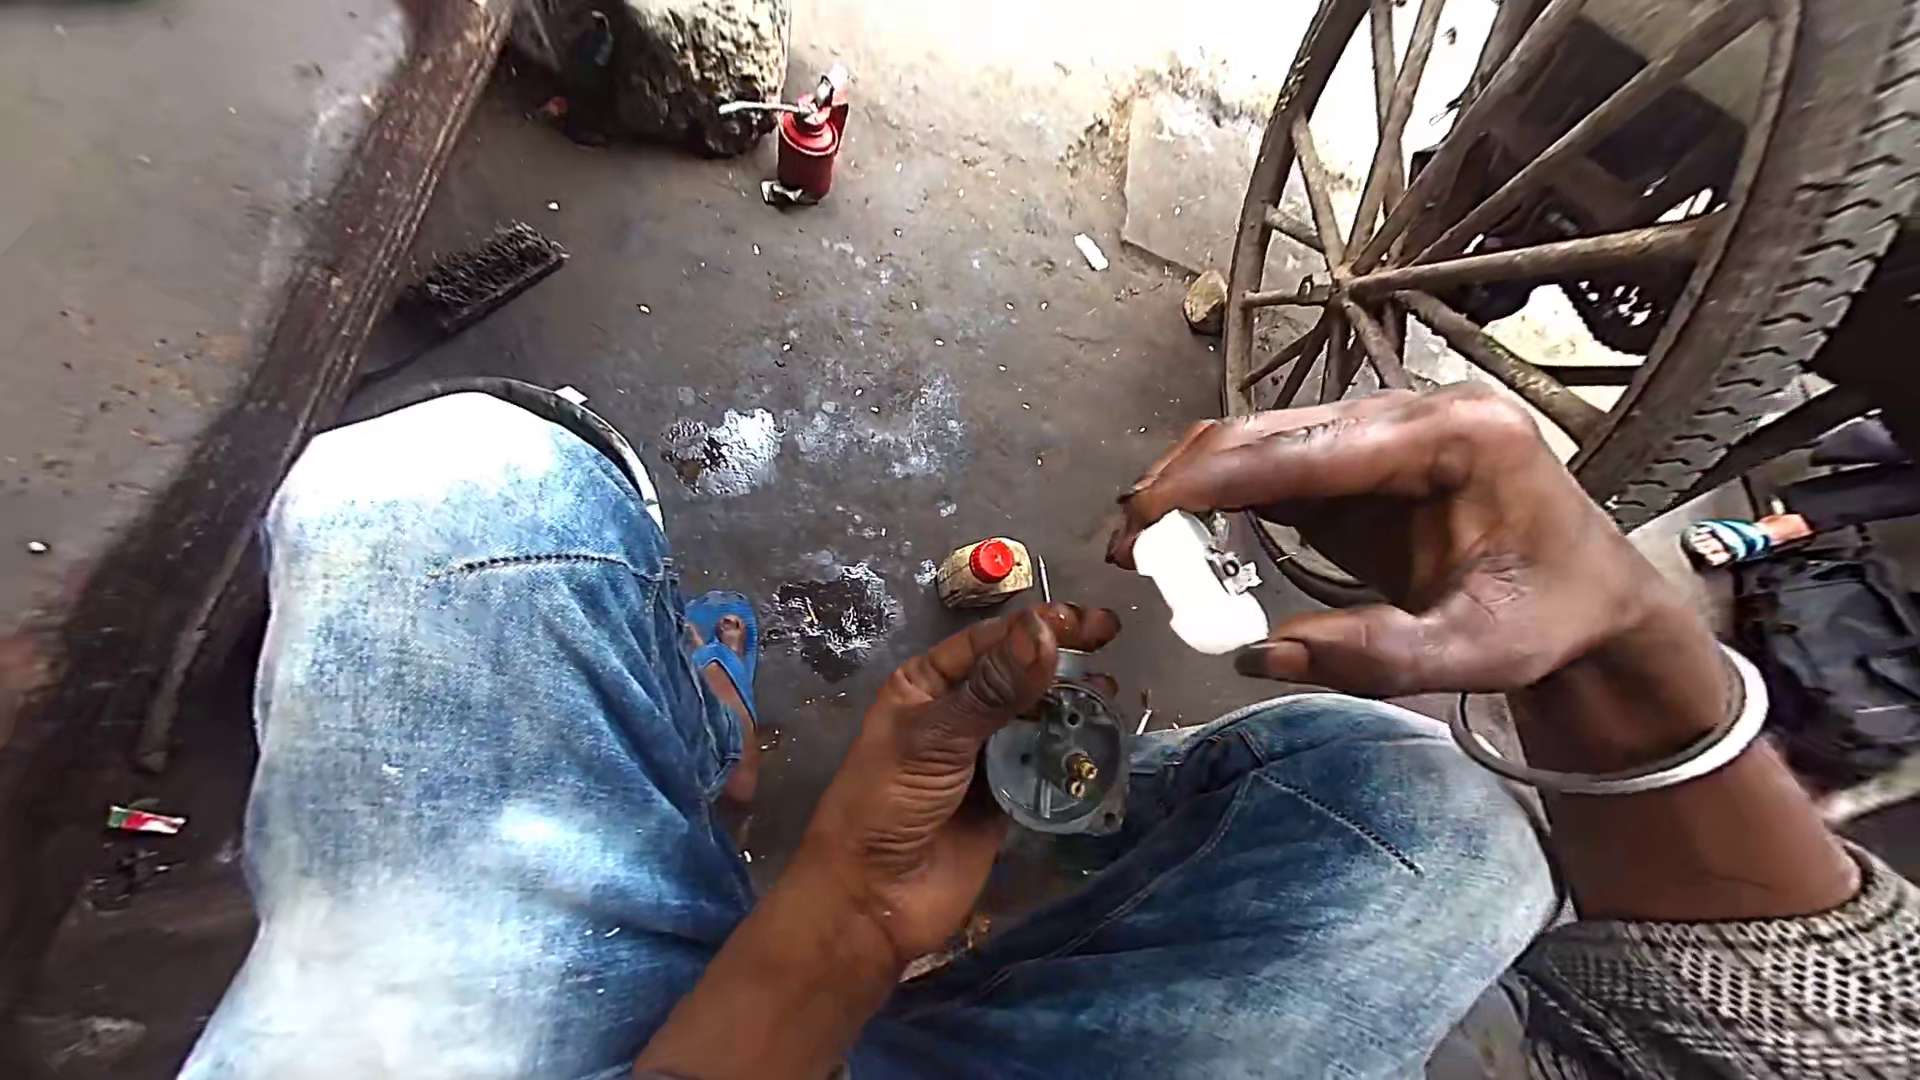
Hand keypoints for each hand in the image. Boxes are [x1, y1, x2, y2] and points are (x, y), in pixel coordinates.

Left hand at [797, 602, 1120, 964]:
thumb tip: (1044, 630)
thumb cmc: (887, 802)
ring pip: (1035, 714)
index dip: (1034, 626)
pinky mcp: (1007, 792)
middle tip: (1107, 635)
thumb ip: (994, 688)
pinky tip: (1097, 734)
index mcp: (927, 683)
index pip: (988, 642)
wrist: (872, 901)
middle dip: (1059, 654)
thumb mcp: (935, 736)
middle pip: (1016, 672)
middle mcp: (958, 710)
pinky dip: (1070, 746)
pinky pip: (1043, 760)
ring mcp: (984, 752)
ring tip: (1108, 689)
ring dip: (1070, 698)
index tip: (1083, 620)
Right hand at [1108, 385, 1697, 697]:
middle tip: (1128, 540)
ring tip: (1144, 537)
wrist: (1590, 599)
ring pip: (1251, 441)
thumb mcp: (1482, 653)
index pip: (1296, 451)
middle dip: (1179, 482)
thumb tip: (1260, 654)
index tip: (1140, 516)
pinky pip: (1263, 464)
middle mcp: (1403, 415)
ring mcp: (1373, 430)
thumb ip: (1376, 657)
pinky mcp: (1349, 457)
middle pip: (1259, 432)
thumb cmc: (1551, 618)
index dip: (1206, 480)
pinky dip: (1213, 495)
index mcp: (1448, 439)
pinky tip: (1186, 528)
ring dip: (1187, 485)